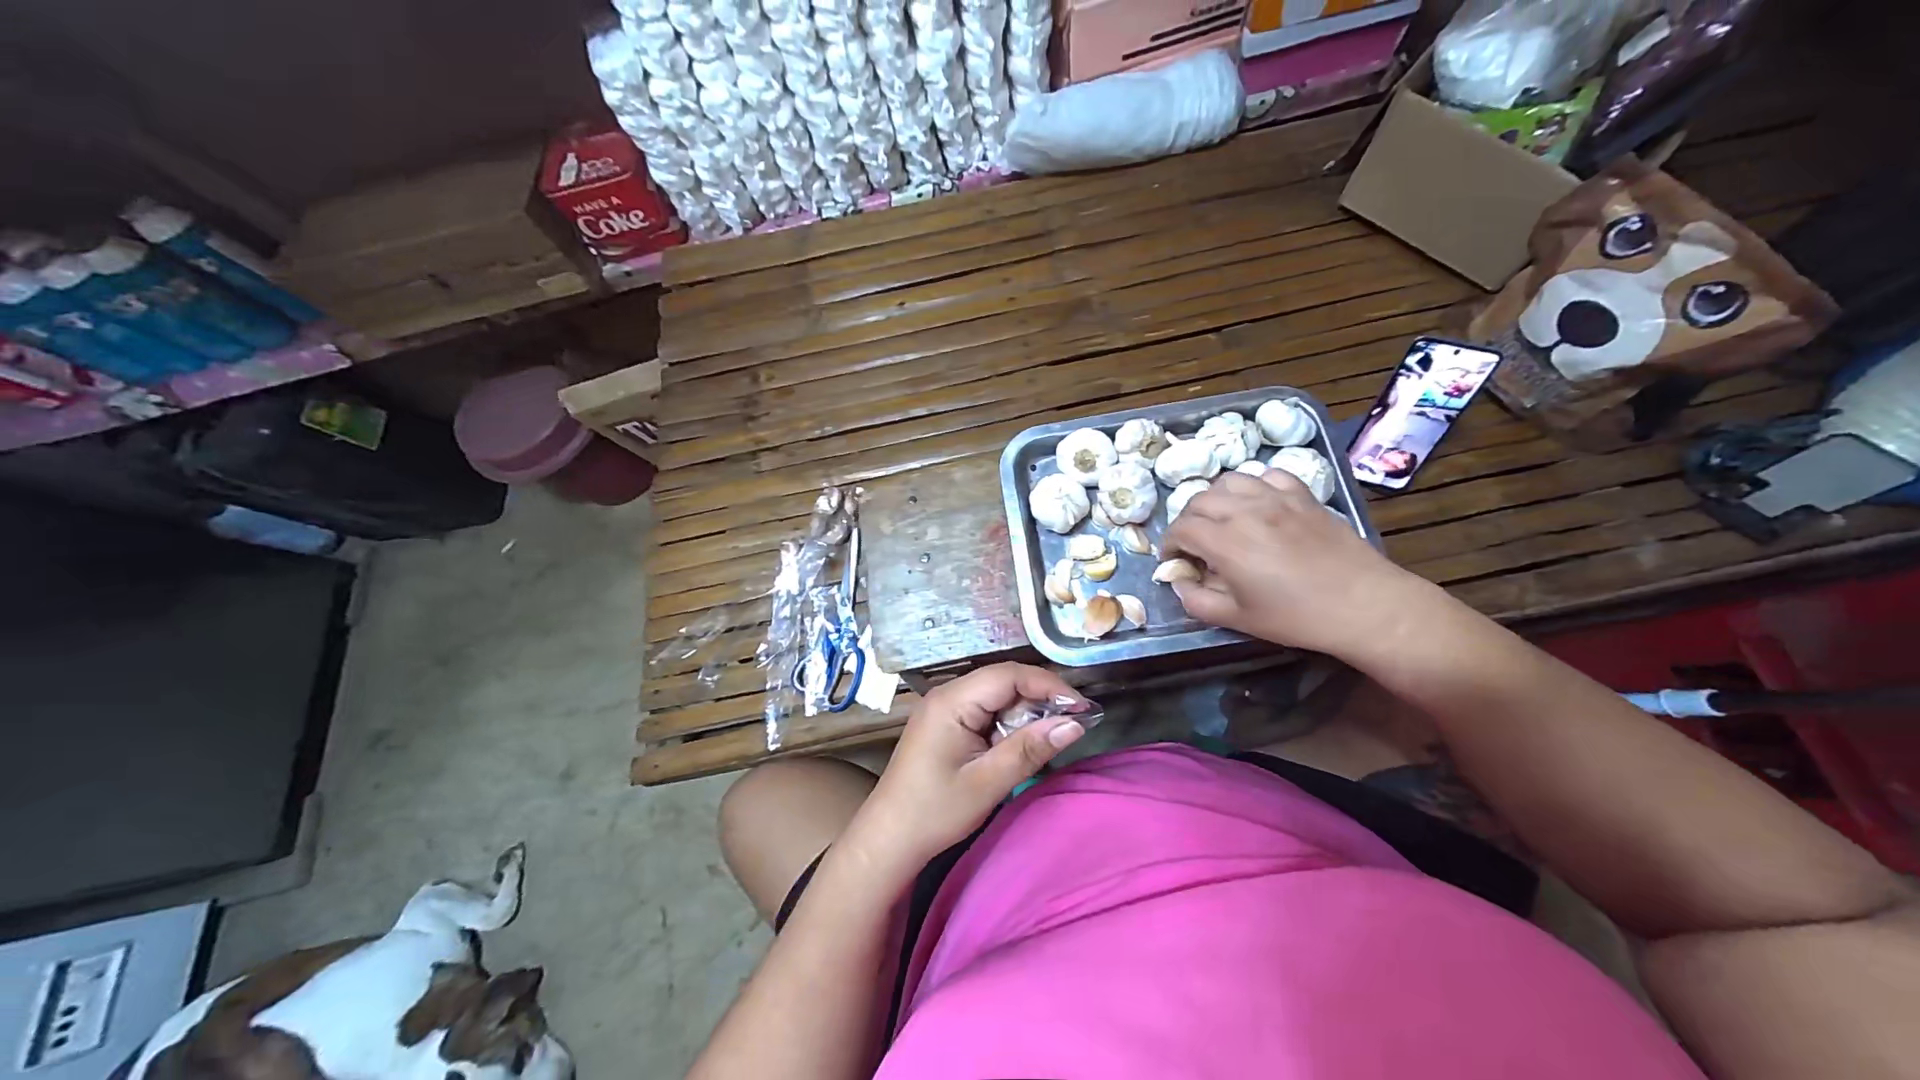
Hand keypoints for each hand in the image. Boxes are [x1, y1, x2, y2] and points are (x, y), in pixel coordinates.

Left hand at [852, 664, 1089, 866]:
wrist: (889, 837)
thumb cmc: (935, 811)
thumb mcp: (988, 781)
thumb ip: (1030, 748)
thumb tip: (1075, 724)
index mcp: (951, 701)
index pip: (1008, 675)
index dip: (1048, 685)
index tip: (1081, 709)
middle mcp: (947, 695)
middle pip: (1004, 681)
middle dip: (1041, 698)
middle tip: (1074, 722)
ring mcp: (945, 708)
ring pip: (997, 695)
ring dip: (1027, 711)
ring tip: (1055, 734)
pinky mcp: (947, 723)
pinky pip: (986, 710)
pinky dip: (1009, 723)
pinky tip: (1025, 742)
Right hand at [1162, 469, 1426, 657]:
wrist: (1364, 604)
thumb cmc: (1297, 617)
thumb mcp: (1238, 619)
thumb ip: (1197, 601)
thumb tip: (1179, 582)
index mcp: (1226, 542)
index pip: (1180, 528)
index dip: (1170, 544)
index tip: (1174, 560)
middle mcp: (1246, 510)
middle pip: (1199, 500)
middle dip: (1188, 521)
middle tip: (1195, 543)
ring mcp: (1276, 498)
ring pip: (1230, 481)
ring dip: (1216, 499)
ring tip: (1222, 519)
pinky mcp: (1303, 496)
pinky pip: (1269, 476)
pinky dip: (1255, 486)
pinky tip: (1258, 504)